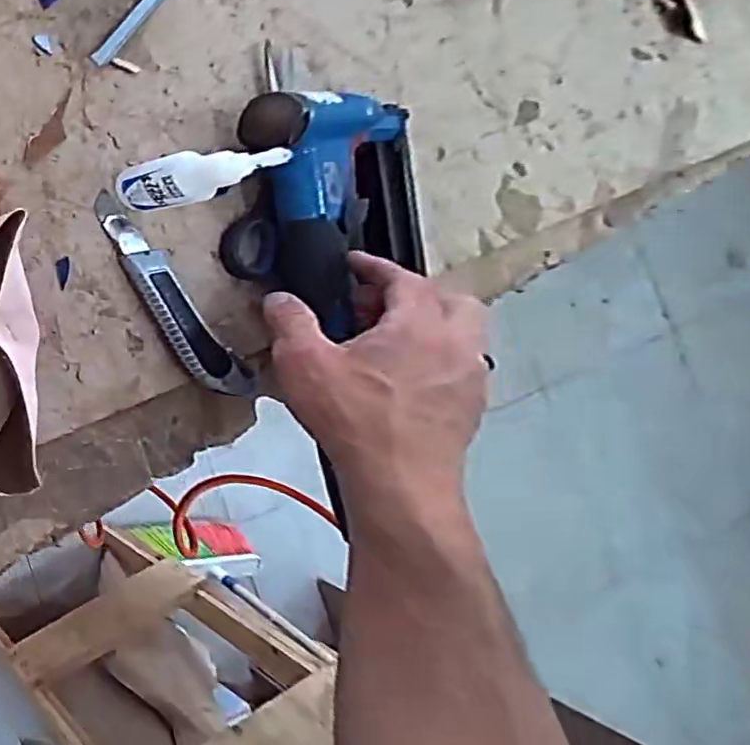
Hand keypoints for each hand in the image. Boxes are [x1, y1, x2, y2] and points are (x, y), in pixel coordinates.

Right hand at [261, 252, 488, 503]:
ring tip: (383, 340)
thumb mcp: (302, 360)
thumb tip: (280, 299)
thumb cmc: (354, 419)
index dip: (376, 266)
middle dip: (415, 294)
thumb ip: (289, 320)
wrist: (398, 485)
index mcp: (420, 326)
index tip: (354, 264)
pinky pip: (458, 367)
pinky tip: (395, 377)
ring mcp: (469, 381)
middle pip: (453, 301)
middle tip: (374, 304)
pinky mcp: (468, 411)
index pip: (406, 278)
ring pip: (461, 335)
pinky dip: (432, 358)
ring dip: (427, 326)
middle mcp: (456, 347)